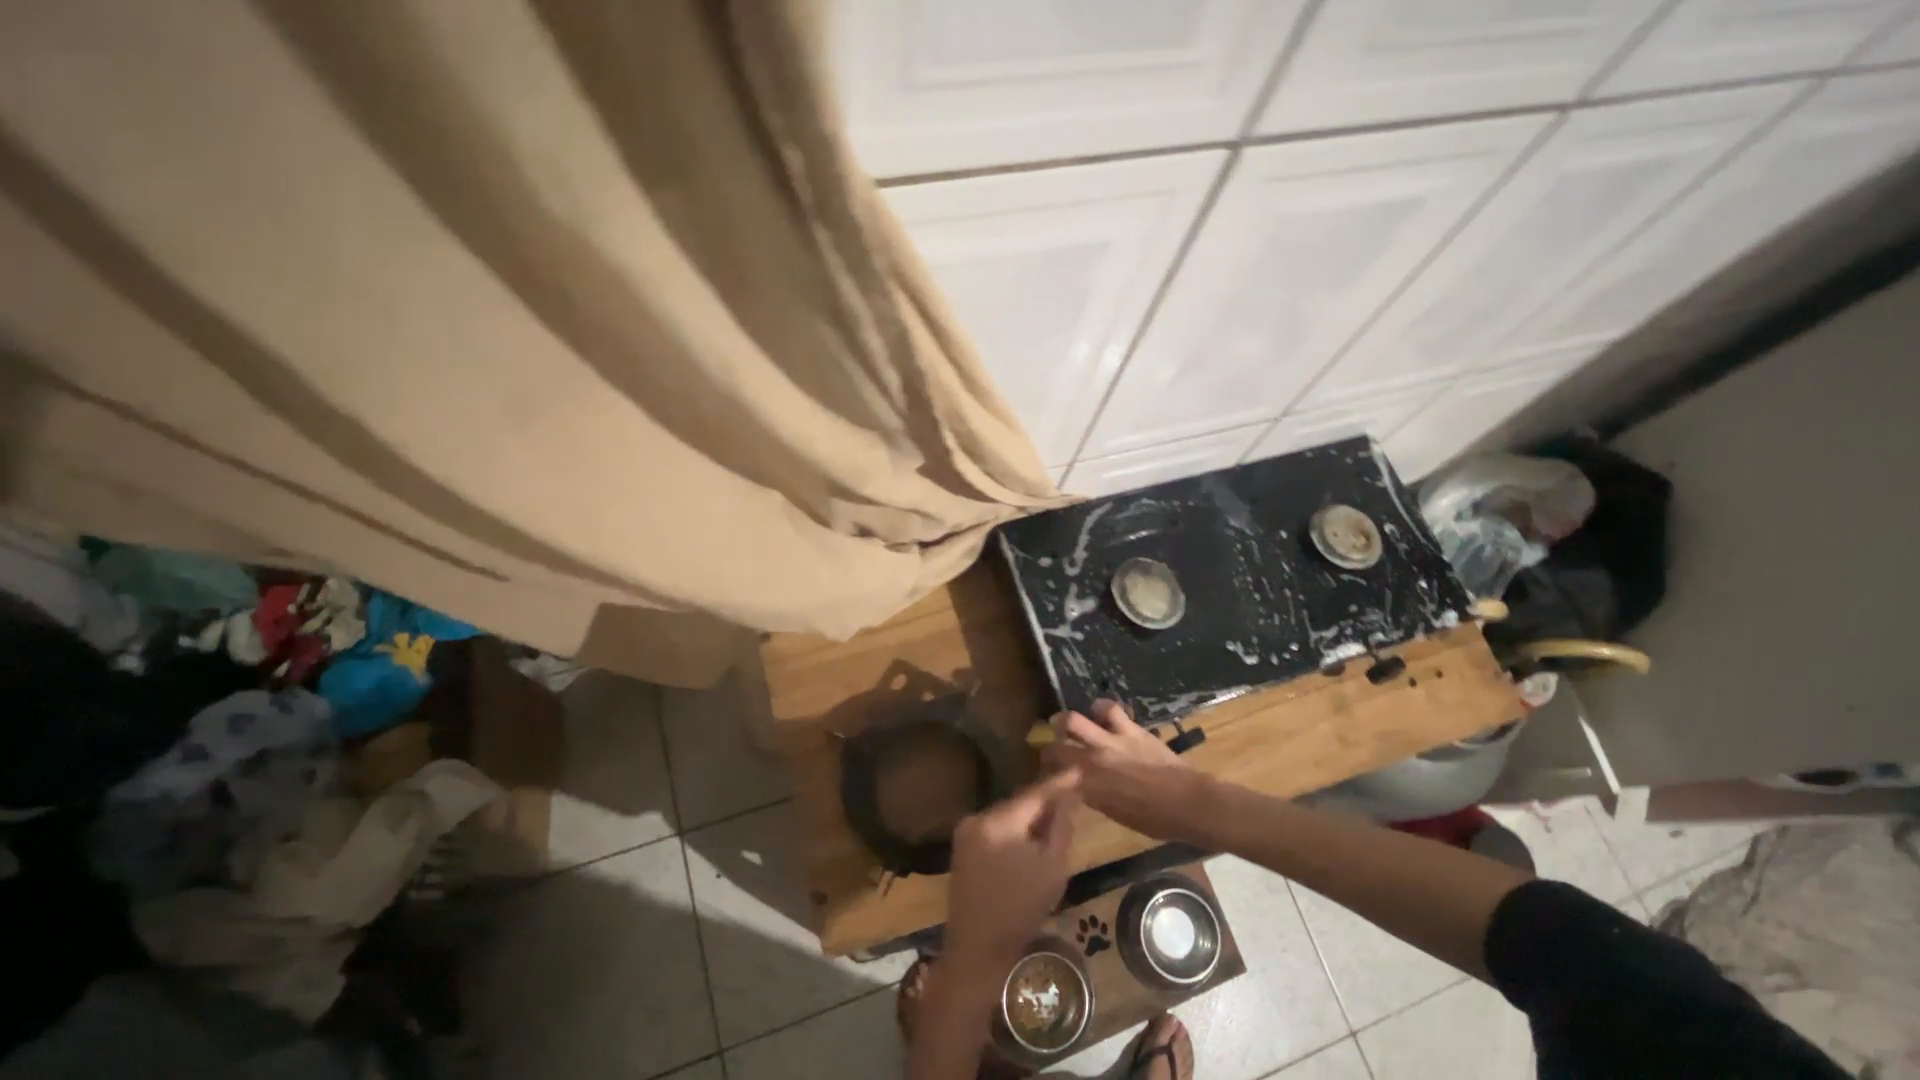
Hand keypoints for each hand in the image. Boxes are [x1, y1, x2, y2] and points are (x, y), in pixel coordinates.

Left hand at [943, 769, 1080, 970]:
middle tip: (1072, 794)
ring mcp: (965, 832)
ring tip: (1056, 815)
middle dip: (1044, 800)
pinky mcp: (962, 847)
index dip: (1060, 782)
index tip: (1080, 770)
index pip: (1035, 793)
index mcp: (998, 821)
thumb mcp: (1052, 867)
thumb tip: (1067, 796)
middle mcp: (977, 818)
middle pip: (1019, 802)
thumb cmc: (1021, 908)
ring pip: (1007, 815)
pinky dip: (1014, 829)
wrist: (978, 946)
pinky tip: (1031, 837)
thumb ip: (1060, 826)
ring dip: (1029, 816)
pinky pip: (995, 828)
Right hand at [1044, 699, 1203, 841]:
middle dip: (1051, 744)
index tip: (1050, 772)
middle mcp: (1093, 759)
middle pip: (1056, 743)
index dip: (1048, 770)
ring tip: (1075, 723)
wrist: (1188, 803)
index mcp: (1088, 785)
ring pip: (1075, 719)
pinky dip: (1102, 709)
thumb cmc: (1153, 819)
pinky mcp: (1131, 728)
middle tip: (1056, 746)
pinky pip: (1111, 709)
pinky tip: (1103, 714)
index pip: (1054, 773)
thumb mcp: (1115, 814)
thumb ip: (1094, 795)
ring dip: (1070, 720)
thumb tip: (1081, 785)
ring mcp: (1111, 740)